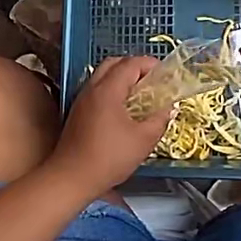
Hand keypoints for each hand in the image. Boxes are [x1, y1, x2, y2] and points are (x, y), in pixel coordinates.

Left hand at [47, 56, 171, 195]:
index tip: (165, 74)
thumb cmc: (109, 158)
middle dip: (135, 67)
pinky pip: (97, 91)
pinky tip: (123, 111)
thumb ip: (159, 119)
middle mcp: (92, 89)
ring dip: (122, 79)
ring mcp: (81, 100)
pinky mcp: (77, 113)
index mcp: (108, 90)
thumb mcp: (143, 140)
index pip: (130, 64)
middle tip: (152, 82)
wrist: (72, 177)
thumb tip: (168, 108)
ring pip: (103, 76)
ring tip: (140, 96)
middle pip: (114, 64)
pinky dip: (112, 91)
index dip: (150, 64)